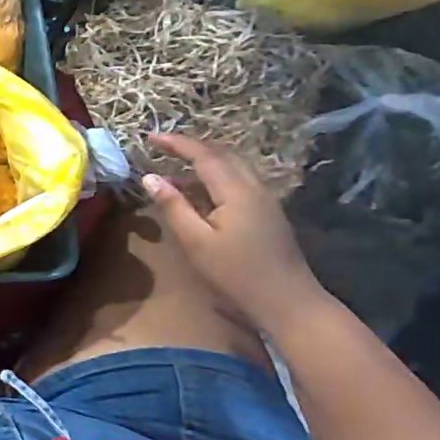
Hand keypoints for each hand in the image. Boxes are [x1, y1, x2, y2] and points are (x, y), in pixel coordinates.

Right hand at [143, 133, 325, 330]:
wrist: (289, 302)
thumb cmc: (237, 274)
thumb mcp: (196, 242)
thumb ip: (173, 206)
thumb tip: (150, 177)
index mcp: (236, 190)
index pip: (203, 155)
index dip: (177, 143)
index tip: (151, 136)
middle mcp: (254, 187)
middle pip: (222, 155)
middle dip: (192, 147)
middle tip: (163, 147)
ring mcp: (265, 199)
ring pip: (233, 167)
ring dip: (204, 162)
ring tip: (175, 171)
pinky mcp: (268, 213)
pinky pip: (239, 181)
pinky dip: (215, 177)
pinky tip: (200, 194)